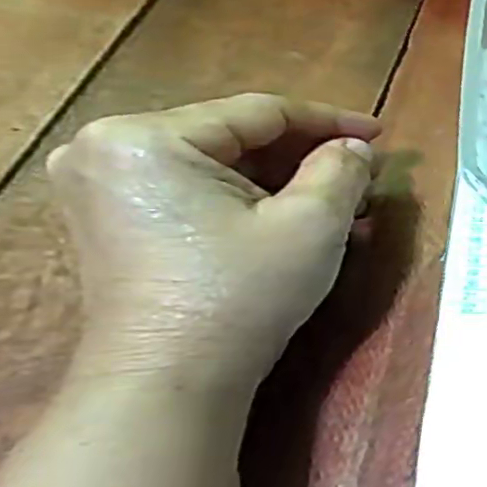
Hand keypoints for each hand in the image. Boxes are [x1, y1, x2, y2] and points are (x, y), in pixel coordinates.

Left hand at [47, 94, 380, 390]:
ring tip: (345, 202)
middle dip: (309, 155)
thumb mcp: (312, 224)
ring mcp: (103, 187)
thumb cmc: (243, 291)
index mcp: (146, 138)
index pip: (259, 112)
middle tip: (366, 175)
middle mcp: (108, 149)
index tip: (383, 136)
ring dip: (287, 180)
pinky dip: (253, 199)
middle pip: (237, 137)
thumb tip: (356, 148)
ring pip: (221, 165)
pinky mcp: (114, 220)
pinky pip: (198, 190)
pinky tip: (300, 219)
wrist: (174, 374)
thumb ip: (341, 171)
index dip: (331, 121)